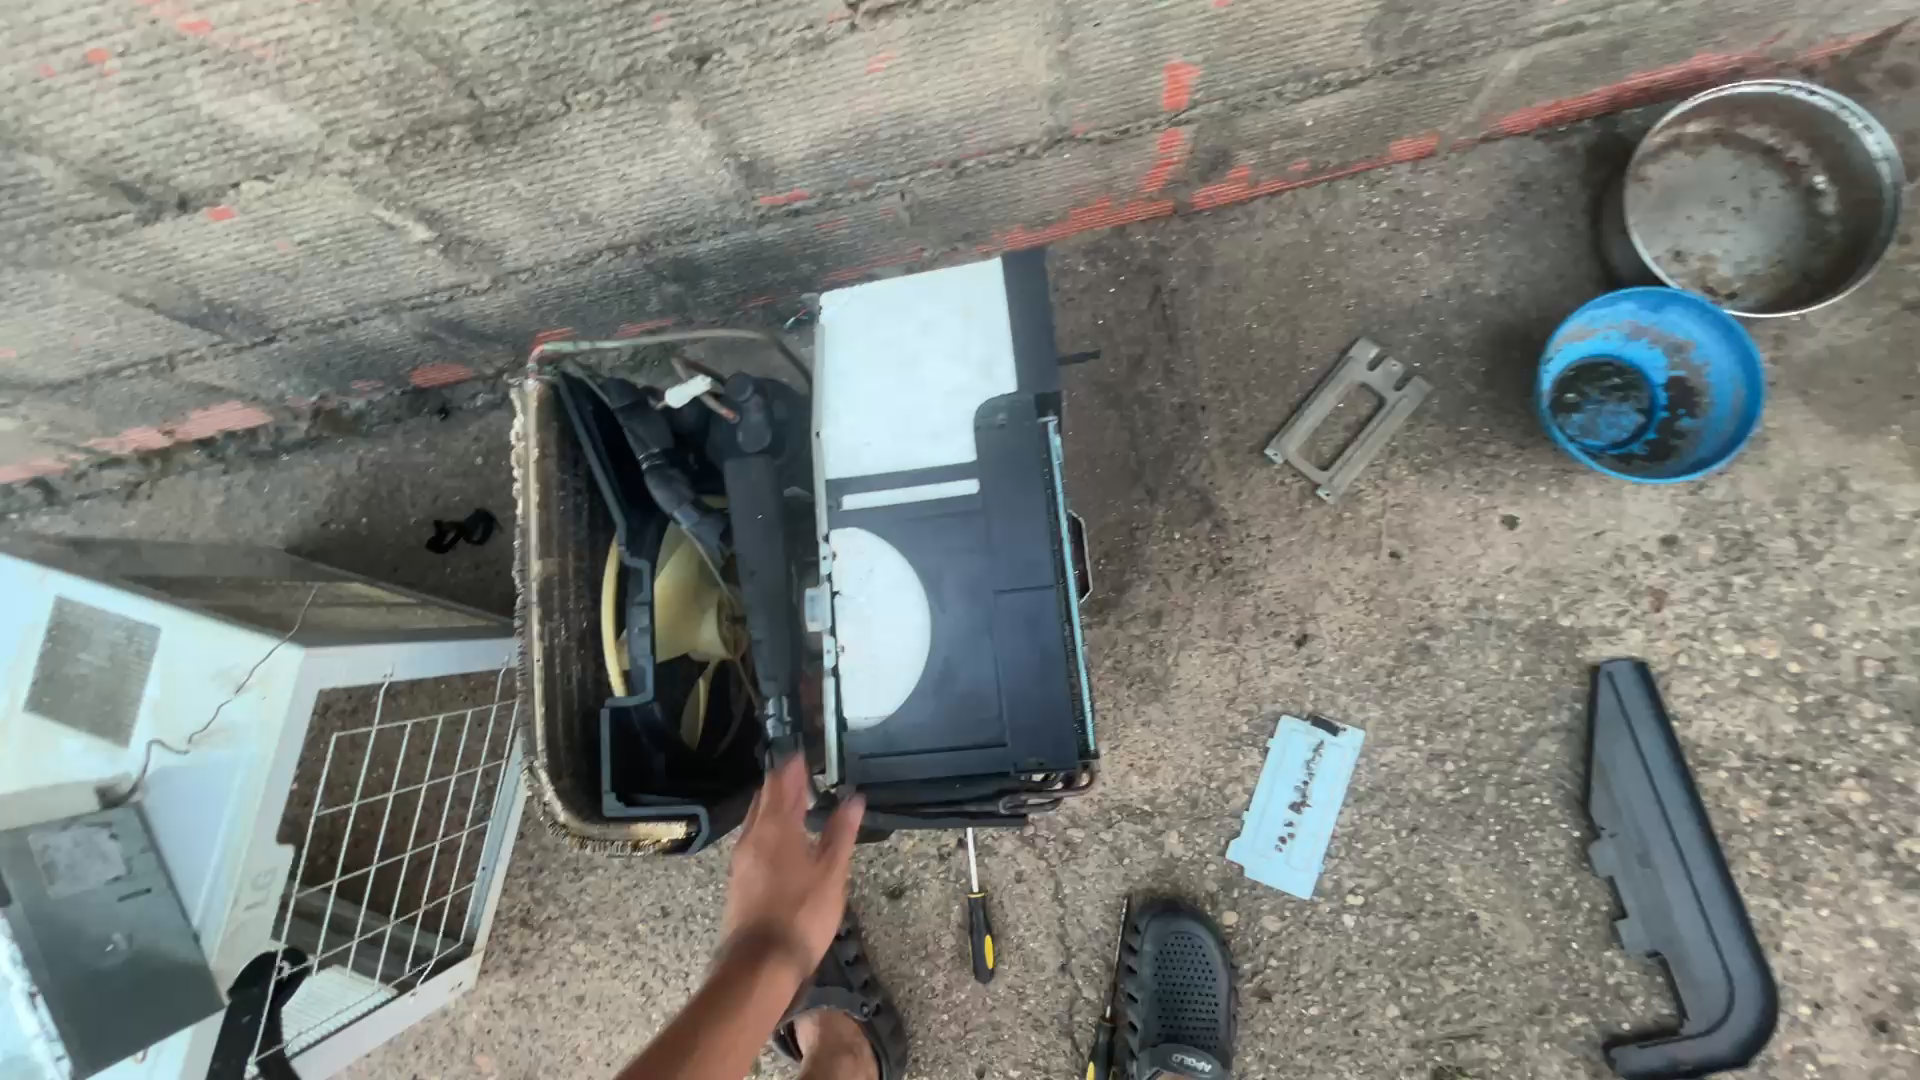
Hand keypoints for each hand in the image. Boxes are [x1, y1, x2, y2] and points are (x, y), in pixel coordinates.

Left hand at [719, 757, 864, 978]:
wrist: (759, 966)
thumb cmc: (802, 913)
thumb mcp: (832, 872)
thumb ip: (841, 832)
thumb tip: (854, 798)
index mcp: (776, 827)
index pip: (781, 783)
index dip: (792, 767)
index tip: (803, 754)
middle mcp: (752, 836)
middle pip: (764, 798)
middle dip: (781, 784)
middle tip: (801, 775)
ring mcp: (741, 860)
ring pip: (755, 820)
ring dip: (773, 806)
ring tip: (794, 804)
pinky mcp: (738, 880)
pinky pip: (752, 839)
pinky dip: (767, 828)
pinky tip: (782, 841)